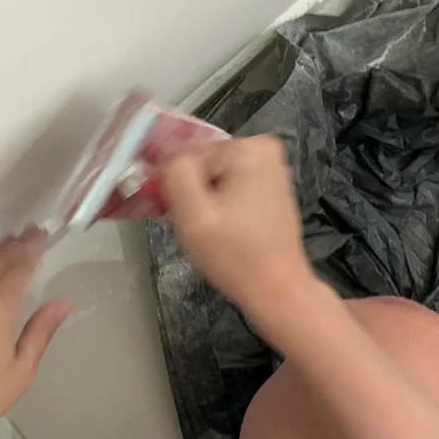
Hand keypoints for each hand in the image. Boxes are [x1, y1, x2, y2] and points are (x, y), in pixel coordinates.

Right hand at [160, 137, 321, 329]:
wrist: (276, 289)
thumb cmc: (235, 256)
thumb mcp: (193, 215)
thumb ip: (175, 174)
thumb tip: (162, 154)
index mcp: (246, 150)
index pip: (182, 153)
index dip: (170, 181)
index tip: (168, 208)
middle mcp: (262, 149)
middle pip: (197, 160)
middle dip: (185, 187)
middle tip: (187, 220)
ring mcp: (268, 166)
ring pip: (208, 171)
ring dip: (197, 194)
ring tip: (202, 224)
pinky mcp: (267, 183)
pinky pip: (224, 180)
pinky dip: (213, 198)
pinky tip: (215, 223)